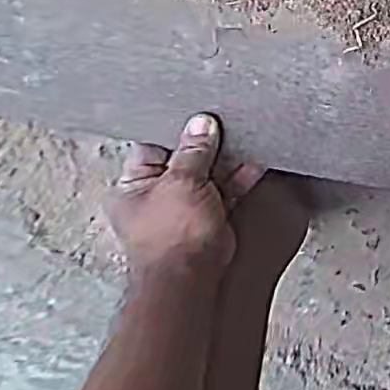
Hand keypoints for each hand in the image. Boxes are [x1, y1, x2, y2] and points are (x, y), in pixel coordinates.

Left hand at [111, 113, 265, 281]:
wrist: (191, 274)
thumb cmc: (172, 235)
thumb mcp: (181, 181)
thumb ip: (193, 151)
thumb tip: (201, 124)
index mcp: (135, 184)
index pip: (153, 145)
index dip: (175, 129)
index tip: (197, 114)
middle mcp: (157, 193)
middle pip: (184, 157)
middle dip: (206, 144)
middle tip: (224, 125)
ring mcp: (185, 204)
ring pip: (208, 172)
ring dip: (227, 160)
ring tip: (245, 139)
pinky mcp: (209, 214)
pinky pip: (226, 189)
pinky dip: (240, 178)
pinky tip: (254, 164)